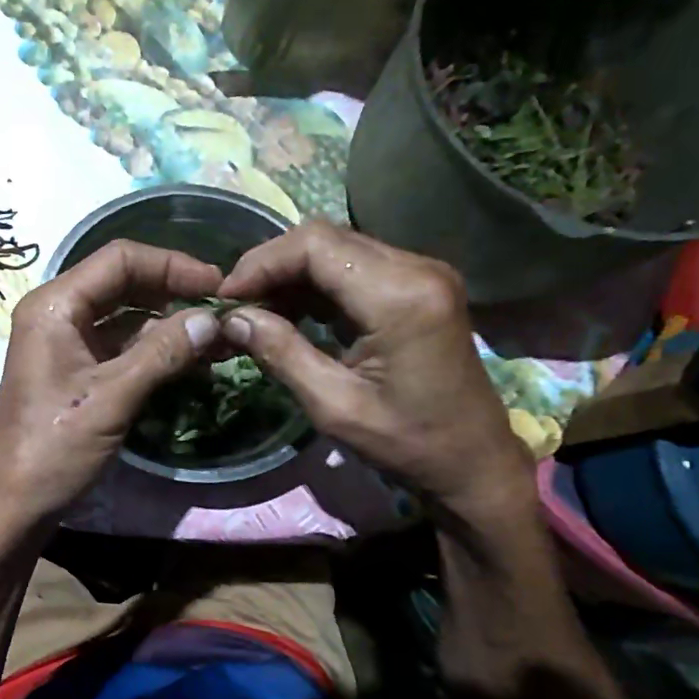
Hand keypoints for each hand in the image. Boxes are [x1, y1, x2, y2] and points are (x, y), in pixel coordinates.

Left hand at [0, 239, 223, 528]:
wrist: (14, 505)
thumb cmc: (54, 449)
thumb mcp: (112, 397)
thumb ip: (163, 353)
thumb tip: (214, 318)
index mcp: (54, 306)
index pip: (120, 259)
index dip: (173, 265)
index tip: (219, 286)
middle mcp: (56, 313)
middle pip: (123, 283)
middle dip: (173, 292)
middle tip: (224, 309)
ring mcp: (64, 343)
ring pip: (125, 316)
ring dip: (168, 322)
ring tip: (218, 336)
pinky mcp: (74, 370)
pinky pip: (119, 345)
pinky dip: (153, 349)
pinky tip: (190, 358)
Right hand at [216, 222, 527, 508]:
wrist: (471, 460)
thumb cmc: (406, 442)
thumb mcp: (333, 406)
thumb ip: (281, 353)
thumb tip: (231, 318)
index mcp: (400, 297)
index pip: (316, 245)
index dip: (262, 263)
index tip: (226, 298)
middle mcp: (416, 269)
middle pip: (325, 239)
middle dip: (271, 266)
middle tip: (235, 305)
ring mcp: (421, 273)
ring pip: (336, 249)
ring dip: (290, 275)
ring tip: (255, 312)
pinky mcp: (417, 286)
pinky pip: (353, 268)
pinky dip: (313, 285)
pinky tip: (289, 314)